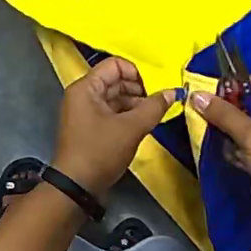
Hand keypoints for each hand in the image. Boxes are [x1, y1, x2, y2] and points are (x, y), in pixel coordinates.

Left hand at [52, 58, 174, 196]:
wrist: (77, 186)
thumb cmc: (100, 151)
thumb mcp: (130, 128)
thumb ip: (154, 107)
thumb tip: (174, 92)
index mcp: (86, 87)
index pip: (114, 65)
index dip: (136, 73)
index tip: (153, 90)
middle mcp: (83, 95)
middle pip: (115, 80)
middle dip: (138, 90)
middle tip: (157, 105)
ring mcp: (85, 112)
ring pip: (115, 98)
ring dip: (135, 104)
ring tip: (153, 117)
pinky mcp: (90, 128)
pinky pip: (112, 113)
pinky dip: (127, 116)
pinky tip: (142, 126)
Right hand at [190, 76, 250, 224]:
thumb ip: (223, 114)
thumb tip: (196, 95)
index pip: (250, 83)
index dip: (224, 89)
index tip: (198, 96)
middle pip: (243, 104)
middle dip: (225, 115)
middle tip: (206, 122)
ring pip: (240, 125)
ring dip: (229, 136)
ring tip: (230, 147)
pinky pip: (244, 142)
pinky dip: (236, 150)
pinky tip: (238, 160)